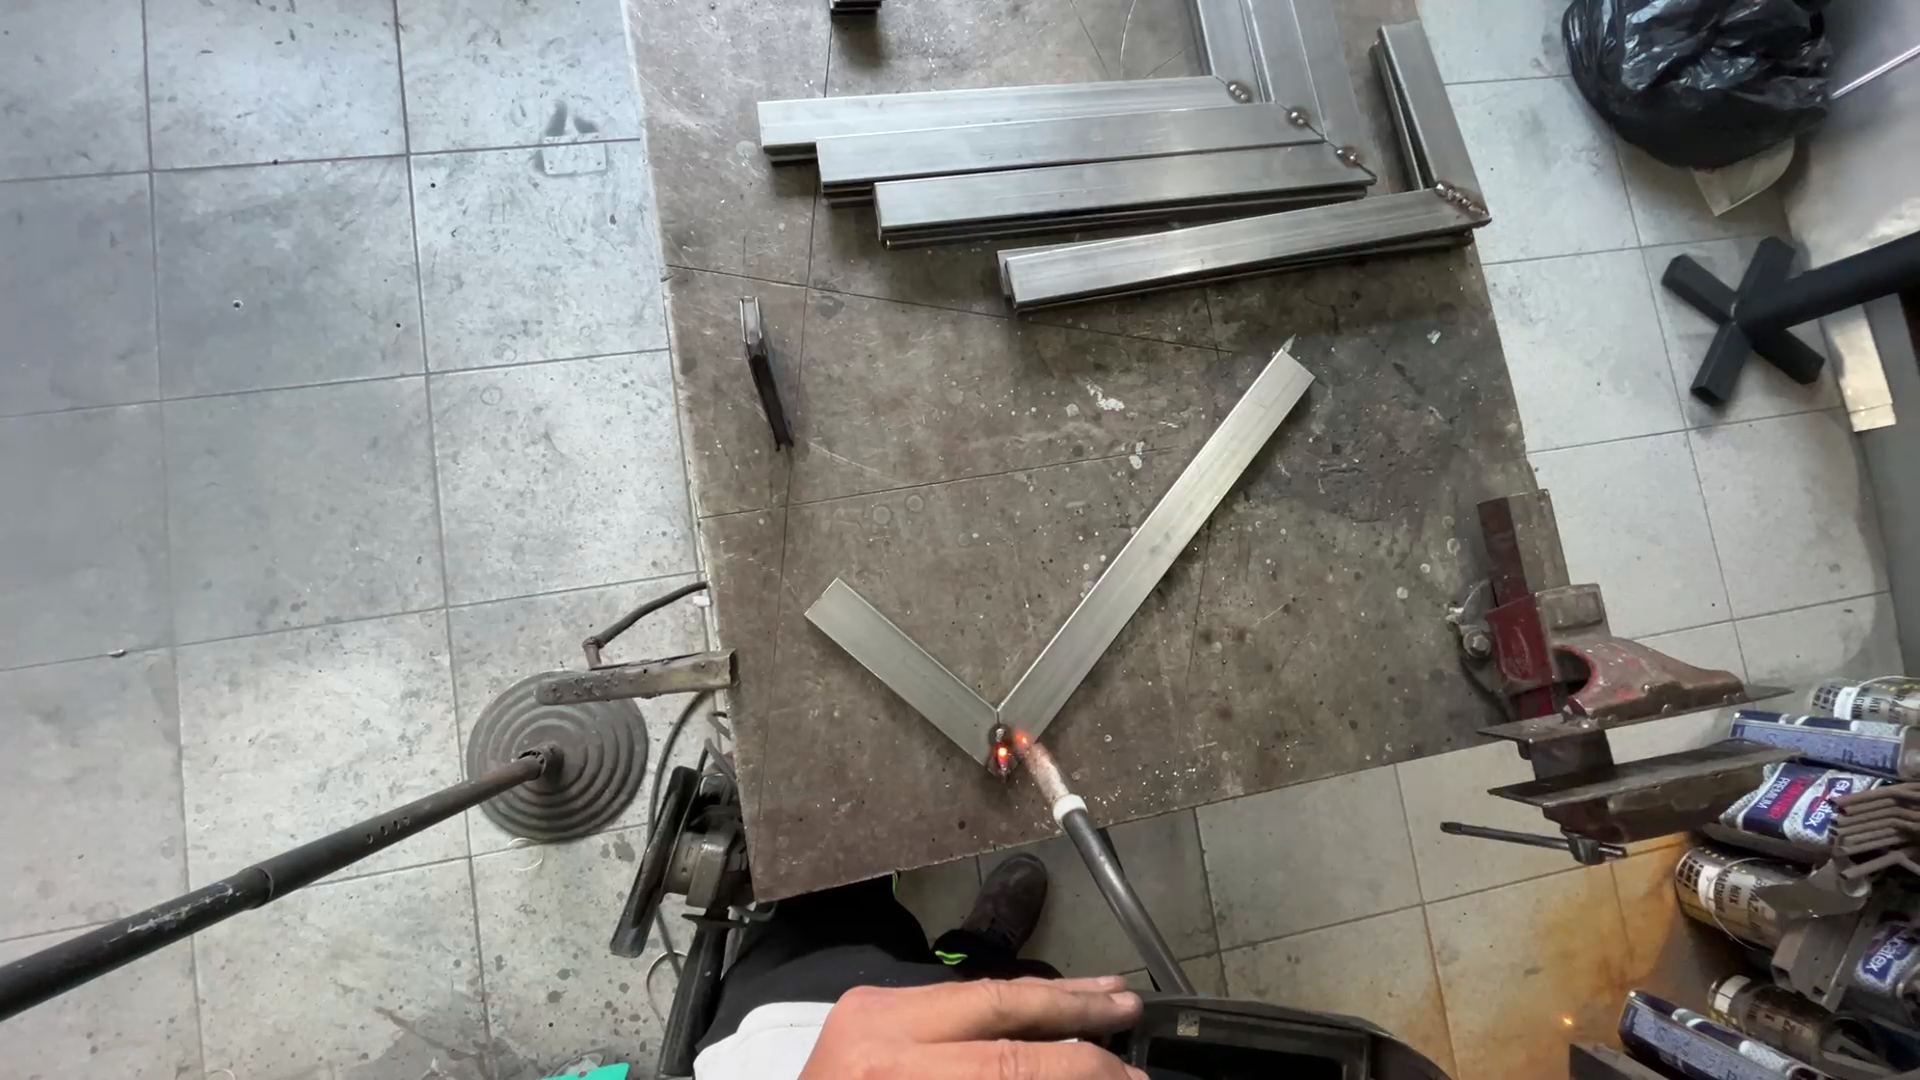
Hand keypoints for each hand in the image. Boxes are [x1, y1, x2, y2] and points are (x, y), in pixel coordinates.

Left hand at [798, 975, 1146, 1079]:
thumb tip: (1081, 1076)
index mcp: (895, 1079)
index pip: (1011, 1063)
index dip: (1082, 1068)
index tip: (1133, 1075)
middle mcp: (880, 1030)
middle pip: (998, 1003)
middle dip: (1072, 1006)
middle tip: (1130, 1005)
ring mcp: (870, 1007)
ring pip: (976, 989)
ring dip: (1041, 994)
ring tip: (1100, 990)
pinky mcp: (868, 1002)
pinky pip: (950, 998)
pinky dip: (999, 1002)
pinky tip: (1036, 1002)